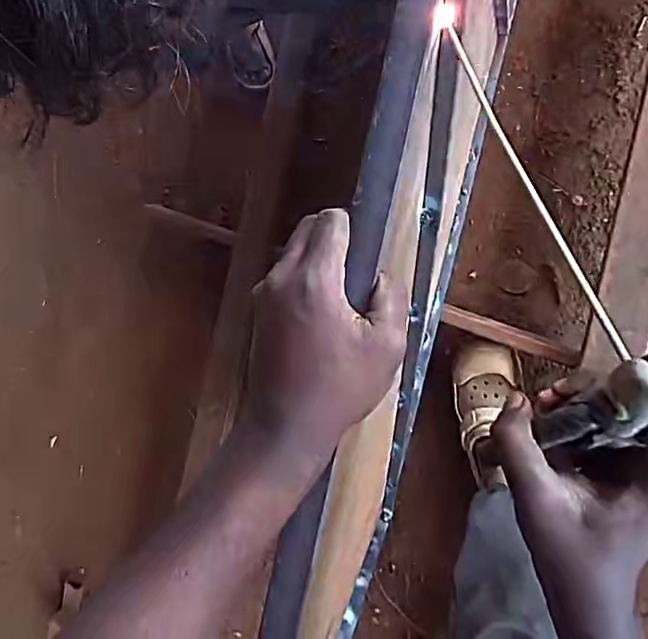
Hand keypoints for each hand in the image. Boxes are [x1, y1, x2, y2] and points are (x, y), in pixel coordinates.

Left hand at [244, 209, 408, 455]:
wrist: (284, 425)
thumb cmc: (340, 388)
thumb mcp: (387, 348)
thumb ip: (391, 299)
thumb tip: (380, 275)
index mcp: (314, 279)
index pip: (330, 222)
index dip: (352, 226)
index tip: (367, 248)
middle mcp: (283, 275)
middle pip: (308, 227)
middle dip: (333, 236)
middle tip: (357, 271)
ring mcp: (264, 290)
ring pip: (294, 248)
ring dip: (317, 256)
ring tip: (340, 296)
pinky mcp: (257, 305)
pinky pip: (284, 272)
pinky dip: (302, 276)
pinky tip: (320, 312)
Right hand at [489, 365, 647, 638]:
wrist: (581, 602)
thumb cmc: (571, 560)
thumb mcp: (538, 501)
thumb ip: (520, 445)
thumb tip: (517, 399)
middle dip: (606, 387)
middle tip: (561, 388)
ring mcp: (642, 471)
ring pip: (624, 414)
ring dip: (587, 398)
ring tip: (546, 401)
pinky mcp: (622, 470)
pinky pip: (608, 426)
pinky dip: (580, 412)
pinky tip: (548, 413)